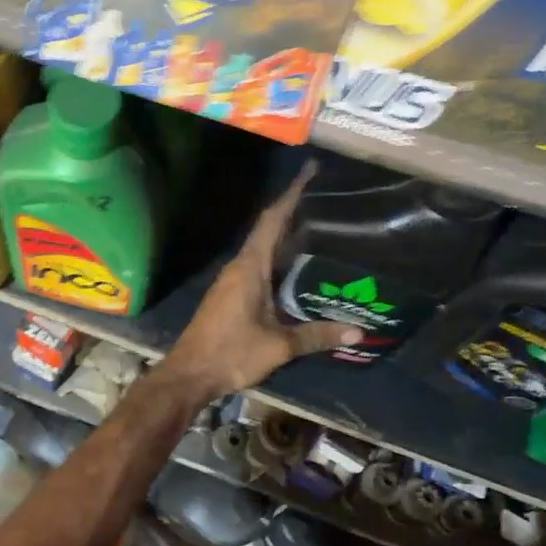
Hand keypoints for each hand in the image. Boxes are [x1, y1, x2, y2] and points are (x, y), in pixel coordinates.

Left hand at [161, 161, 360, 397]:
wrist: (189, 375)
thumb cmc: (231, 354)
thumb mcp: (278, 346)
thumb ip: (316, 336)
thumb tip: (357, 332)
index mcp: (249, 268)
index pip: (273, 220)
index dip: (292, 195)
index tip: (311, 171)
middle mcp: (239, 267)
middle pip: (268, 229)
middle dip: (294, 210)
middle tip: (327, 197)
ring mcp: (232, 281)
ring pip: (263, 248)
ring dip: (286, 235)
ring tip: (319, 225)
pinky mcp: (230, 295)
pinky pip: (258, 265)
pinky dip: (278, 257)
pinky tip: (296, 265)